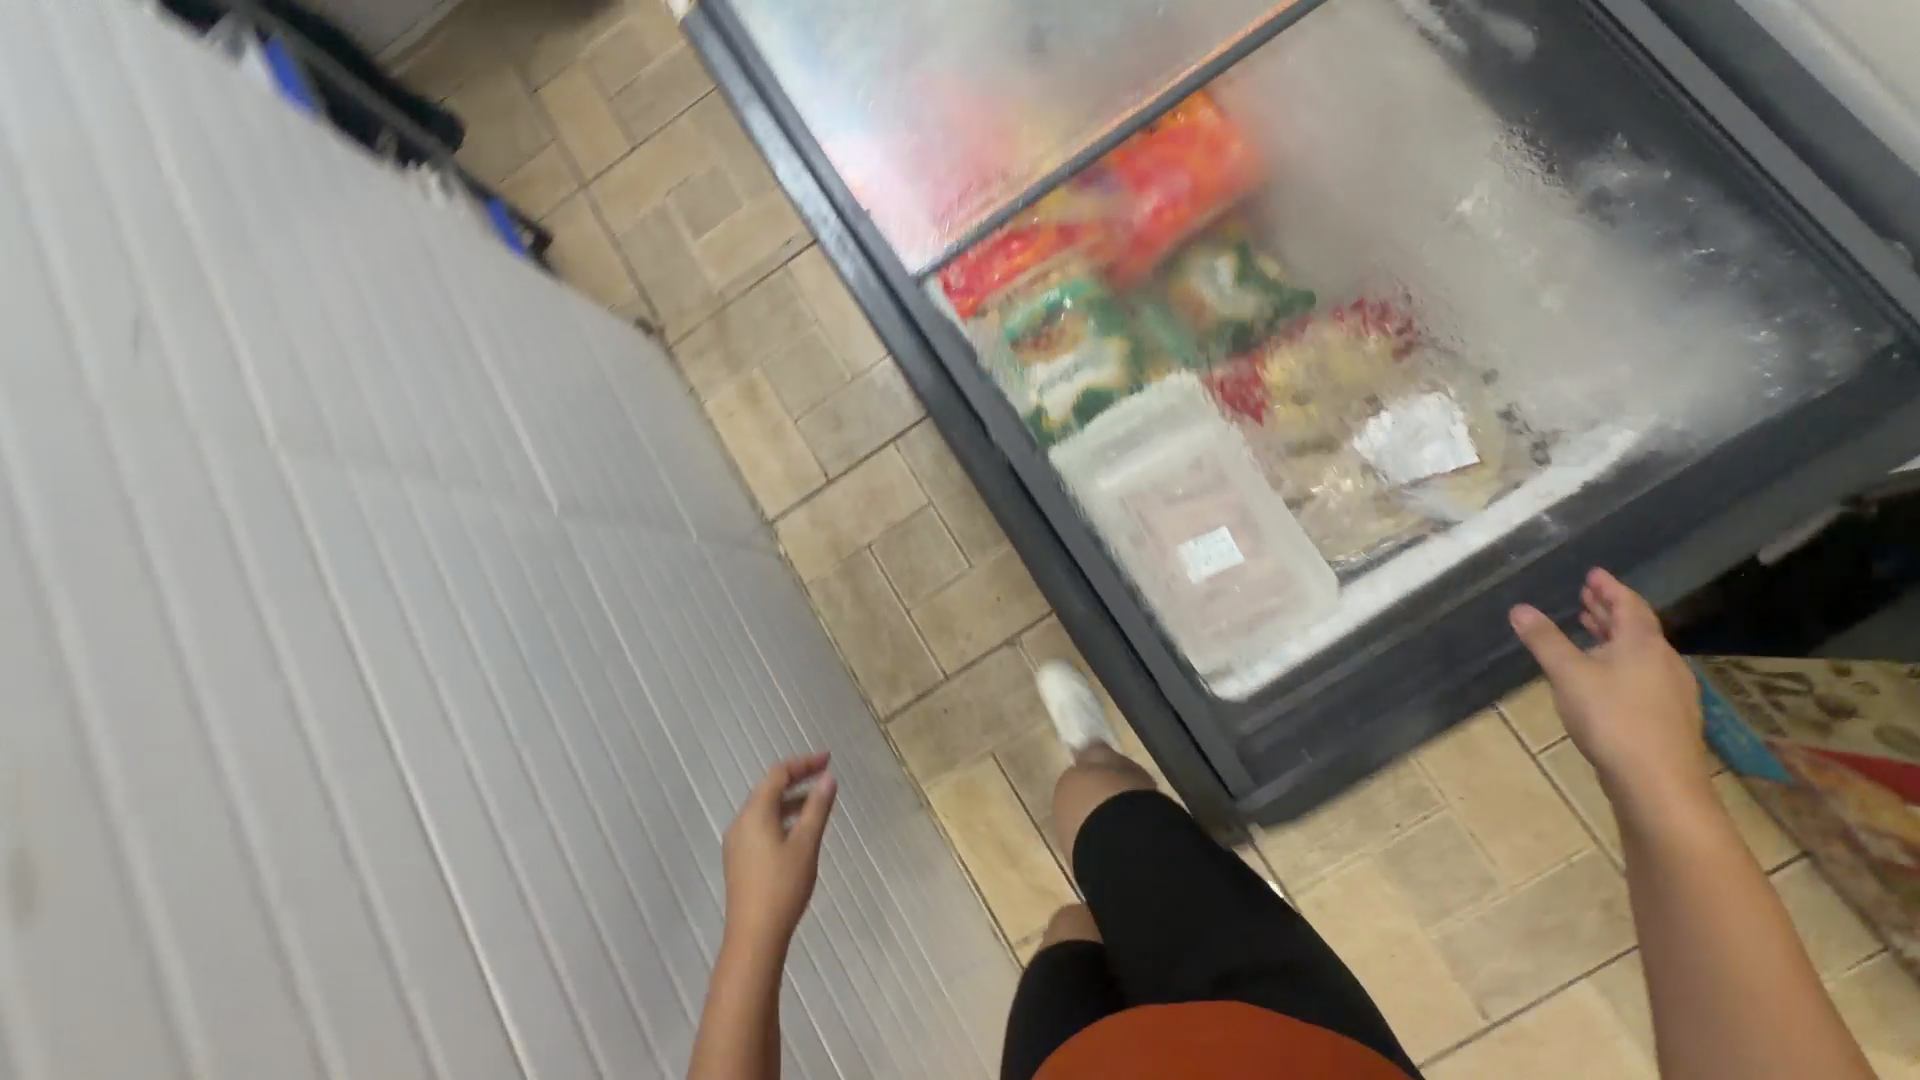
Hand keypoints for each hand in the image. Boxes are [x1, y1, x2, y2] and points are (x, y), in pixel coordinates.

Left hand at [721, 752, 837, 951]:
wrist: (754, 936)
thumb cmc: (783, 885)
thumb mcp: (806, 844)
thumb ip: (817, 808)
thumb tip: (828, 779)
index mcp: (755, 813)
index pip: (778, 774)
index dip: (804, 763)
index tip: (828, 759)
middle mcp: (741, 822)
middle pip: (769, 789)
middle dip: (798, 779)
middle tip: (825, 776)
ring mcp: (737, 842)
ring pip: (765, 809)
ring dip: (791, 800)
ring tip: (818, 802)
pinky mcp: (739, 859)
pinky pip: (761, 826)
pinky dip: (782, 818)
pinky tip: (799, 831)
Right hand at [1510, 569, 1705, 803]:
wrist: (1657, 781)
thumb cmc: (1611, 718)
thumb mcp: (1567, 674)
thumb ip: (1544, 640)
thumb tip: (1520, 608)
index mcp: (1643, 644)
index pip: (1629, 605)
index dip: (1610, 588)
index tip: (1593, 574)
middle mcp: (1663, 661)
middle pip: (1637, 628)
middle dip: (1610, 610)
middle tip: (1587, 597)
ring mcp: (1670, 691)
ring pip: (1640, 653)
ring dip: (1614, 638)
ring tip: (1591, 631)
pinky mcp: (1666, 717)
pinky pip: (1642, 675)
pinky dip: (1620, 662)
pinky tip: (1604, 677)